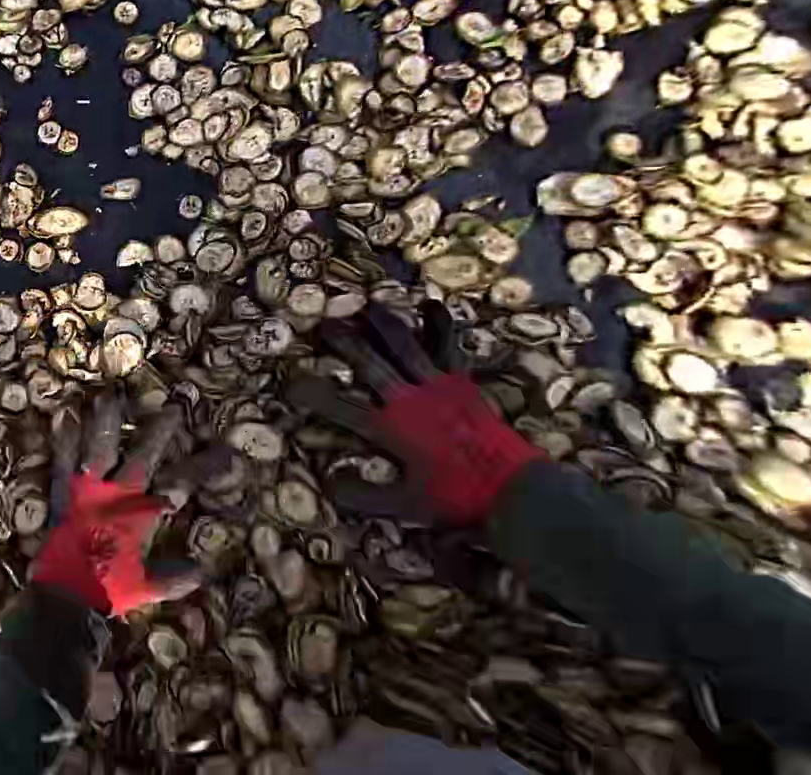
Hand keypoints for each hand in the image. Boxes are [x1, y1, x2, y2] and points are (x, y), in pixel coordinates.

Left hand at [32, 392, 209, 614]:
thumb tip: (202, 569)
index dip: (203, 465)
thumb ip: (175, 576)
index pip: (181, 482)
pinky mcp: (65, 489)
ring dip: (108, 421)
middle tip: (172, 408)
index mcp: (144, 512)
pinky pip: (64, 457)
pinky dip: (65, 438)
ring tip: (111, 396)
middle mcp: (119, 492)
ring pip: (101, 445)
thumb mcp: (149, 586)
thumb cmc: (111, 587)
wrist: (69, 591)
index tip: (226, 449)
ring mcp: (90, 487)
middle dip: (159, 430)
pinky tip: (64, 416)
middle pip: (142, 453)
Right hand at [285, 302, 542, 526]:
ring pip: (404, 347)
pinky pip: (447, 347)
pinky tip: (430, 305)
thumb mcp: (407, 505)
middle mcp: (409, 399)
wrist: (521, 492)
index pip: (338, 405)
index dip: (310, 393)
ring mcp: (438, 387)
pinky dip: (438, 325)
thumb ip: (365, 497)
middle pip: (369, 362)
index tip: (289, 385)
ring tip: (366, 305)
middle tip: (323, 325)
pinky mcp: (462, 383)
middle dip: (344, 343)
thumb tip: (326, 487)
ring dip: (383, 325)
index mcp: (390, 428)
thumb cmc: (460, 498)